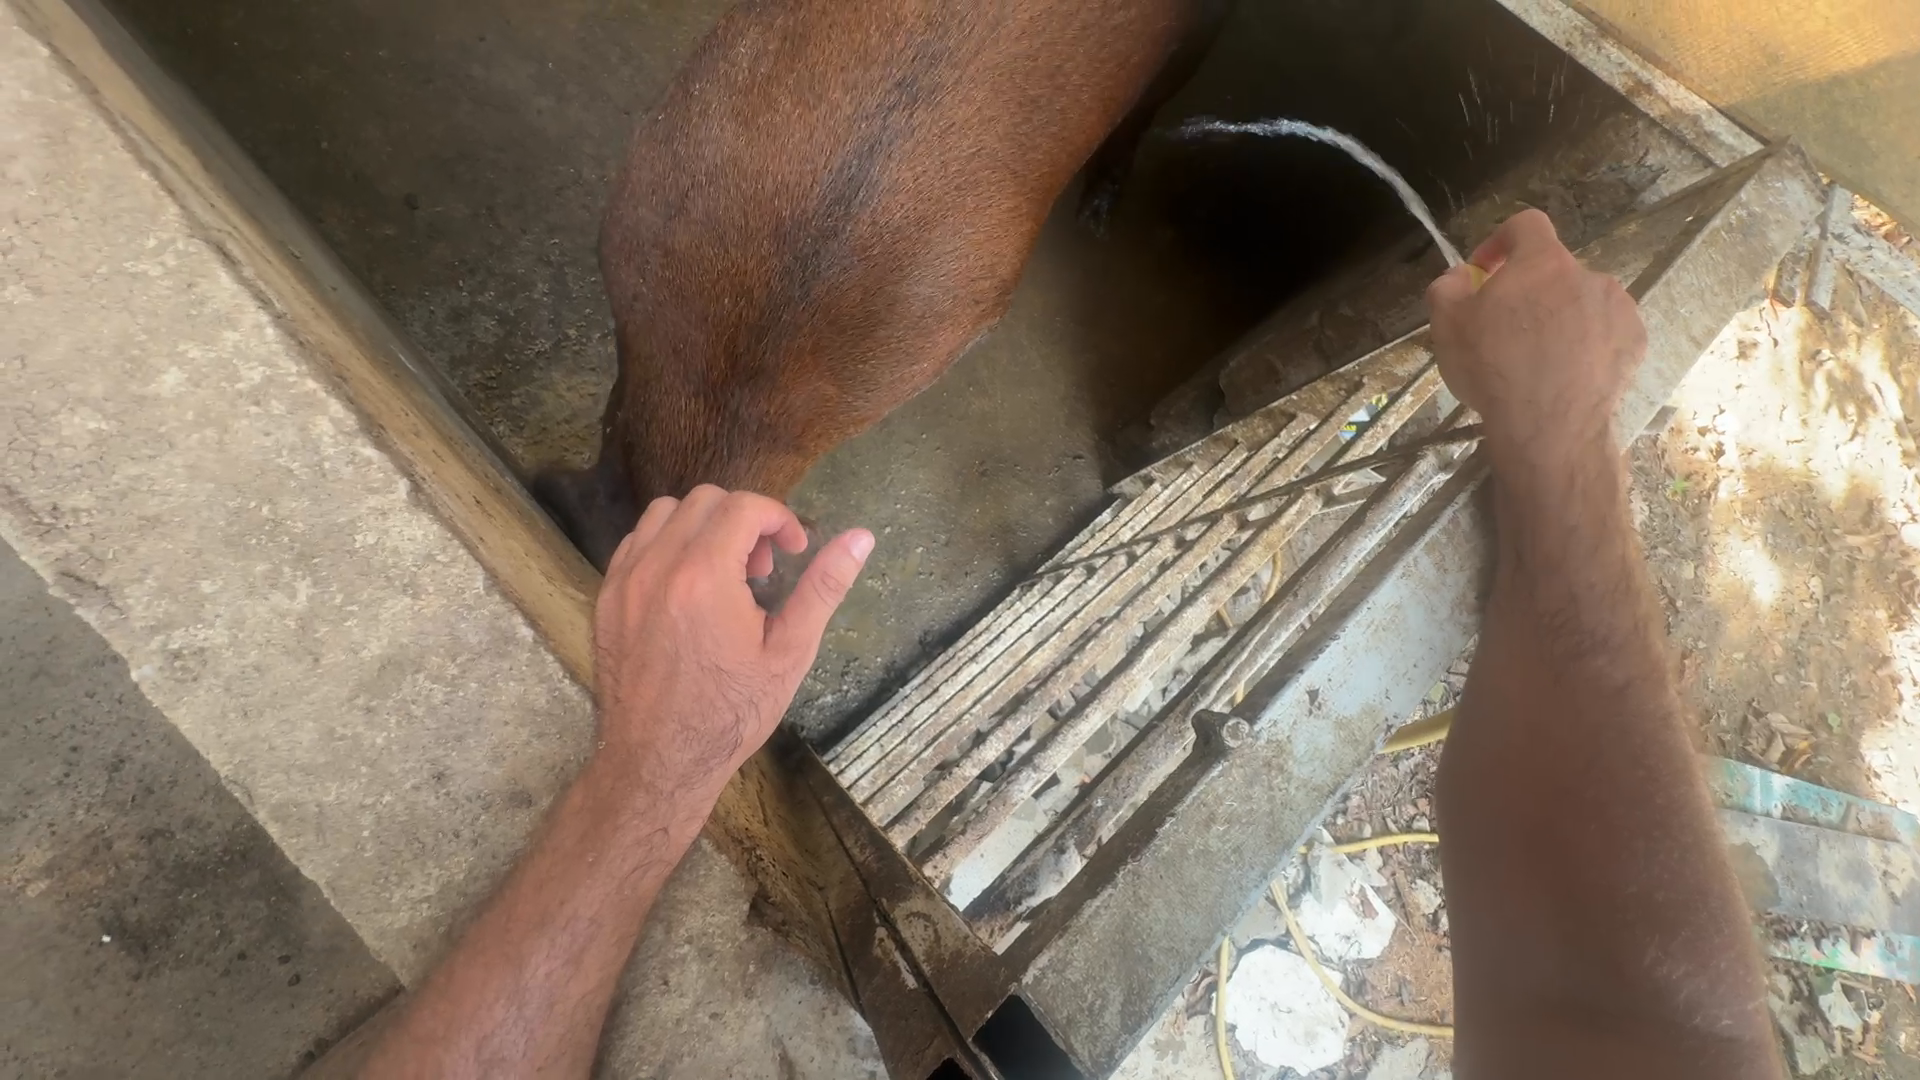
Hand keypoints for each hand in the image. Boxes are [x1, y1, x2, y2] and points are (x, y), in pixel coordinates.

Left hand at [590, 485, 872, 826]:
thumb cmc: (733, 711)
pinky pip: (637, 542)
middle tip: (762, 569)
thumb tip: (862, 537)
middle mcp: (658, 565)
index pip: (745, 506)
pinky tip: (689, 586)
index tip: (794, 550)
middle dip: (745, 520)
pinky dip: (669, 545)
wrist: (659, 762)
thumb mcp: (791, 651)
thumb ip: (824, 586)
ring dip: (704, 526)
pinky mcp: (606, 598)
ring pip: (665, 513)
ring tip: (724, 573)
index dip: (780, 518)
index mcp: (706, 575)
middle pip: (706, 500)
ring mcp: (624, 580)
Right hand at [1426, 209, 1646, 484]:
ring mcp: (1618, 306)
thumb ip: (1447, 288)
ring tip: (1531, 361)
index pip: (1525, 225)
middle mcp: (1587, 274)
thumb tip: (1461, 275)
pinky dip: (1580, 345)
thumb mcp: (1445, 326)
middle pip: (1550, 272)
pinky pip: (1601, 332)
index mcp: (1540, 264)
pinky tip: (1559, 375)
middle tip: (1498, 334)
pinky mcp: (1634, 339)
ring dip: (1554, 319)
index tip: (1481, 273)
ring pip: (1577, 302)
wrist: (1549, 423)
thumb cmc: (1491, 367)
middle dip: (1524, 294)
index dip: (1498, 241)